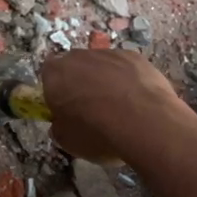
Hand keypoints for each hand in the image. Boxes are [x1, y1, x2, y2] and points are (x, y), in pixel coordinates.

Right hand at [40, 48, 193, 162]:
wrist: (146, 125)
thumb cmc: (100, 134)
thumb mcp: (70, 142)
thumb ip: (59, 129)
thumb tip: (60, 125)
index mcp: (54, 74)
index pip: (49, 78)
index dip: (59, 95)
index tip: (71, 113)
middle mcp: (75, 57)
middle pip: (76, 68)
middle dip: (83, 85)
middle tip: (97, 112)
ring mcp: (106, 54)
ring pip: (103, 67)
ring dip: (109, 83)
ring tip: (125, 112)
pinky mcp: (134, 57)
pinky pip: (128, 69)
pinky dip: (132, 81)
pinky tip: (143, 103)